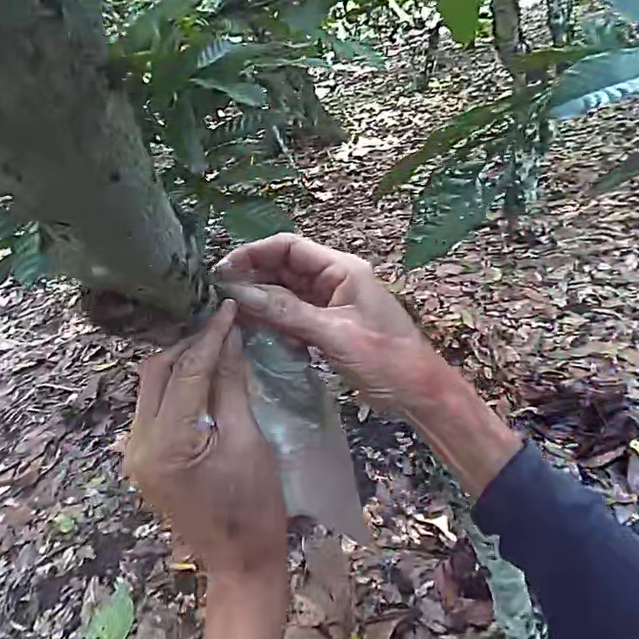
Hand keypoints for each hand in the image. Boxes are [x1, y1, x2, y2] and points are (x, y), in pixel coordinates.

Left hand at [126, 302, 288, 638]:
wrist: (241, 563)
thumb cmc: (256, 505)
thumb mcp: (250, 439)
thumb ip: (232, 385)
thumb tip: (232, 339)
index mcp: (165, 442)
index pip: (185, 371)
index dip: (210, 336)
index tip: (229, 307)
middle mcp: (137, 445)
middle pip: (156, 374)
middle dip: (189, 346)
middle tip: (223, 326)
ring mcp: (135, 455)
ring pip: (151, 389)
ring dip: (181, 365)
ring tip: (216, 346)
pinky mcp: (144, 462)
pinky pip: (155, 410)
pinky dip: (178, 389)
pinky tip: (204, 379)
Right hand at [217, 234, 520, 492]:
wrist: (417, 391)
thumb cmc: (384, 358)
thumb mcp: (333, 334)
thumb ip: (287, 312)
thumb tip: (241, 293)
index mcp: (342, 269)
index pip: (289, 247)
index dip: (254, 253)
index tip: (223, 270)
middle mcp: (335, 280)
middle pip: (285, 267)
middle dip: (253, 277)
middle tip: (220, 294)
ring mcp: (332, 303)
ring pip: (287, 292)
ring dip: (262, 300)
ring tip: (231, 312)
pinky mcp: (329, 325)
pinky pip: (295, 314)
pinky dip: (276, 320)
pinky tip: (255, 329)